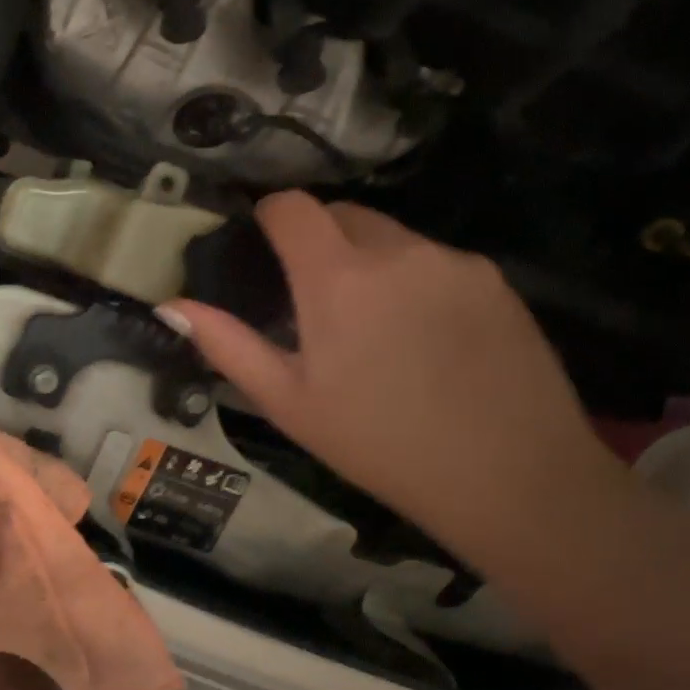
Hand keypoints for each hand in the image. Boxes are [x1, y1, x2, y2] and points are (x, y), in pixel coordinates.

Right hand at [159, 191, 625, 532]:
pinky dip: (414, 279)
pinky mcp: (498, 283)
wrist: (519, 484)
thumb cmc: (382, 445)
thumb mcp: (288, 402)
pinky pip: (437, 261)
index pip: (292, 206)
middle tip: (312, 297)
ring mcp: (455, 264)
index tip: (263, 248)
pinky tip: (425, 337)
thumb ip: (226, 344)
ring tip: (373, 325)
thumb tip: (170, 305)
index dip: (268, 216)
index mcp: (338, 277)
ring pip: (392, 237)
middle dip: (317, 239)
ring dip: (368, 260)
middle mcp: (398, 252)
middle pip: (341, 213)